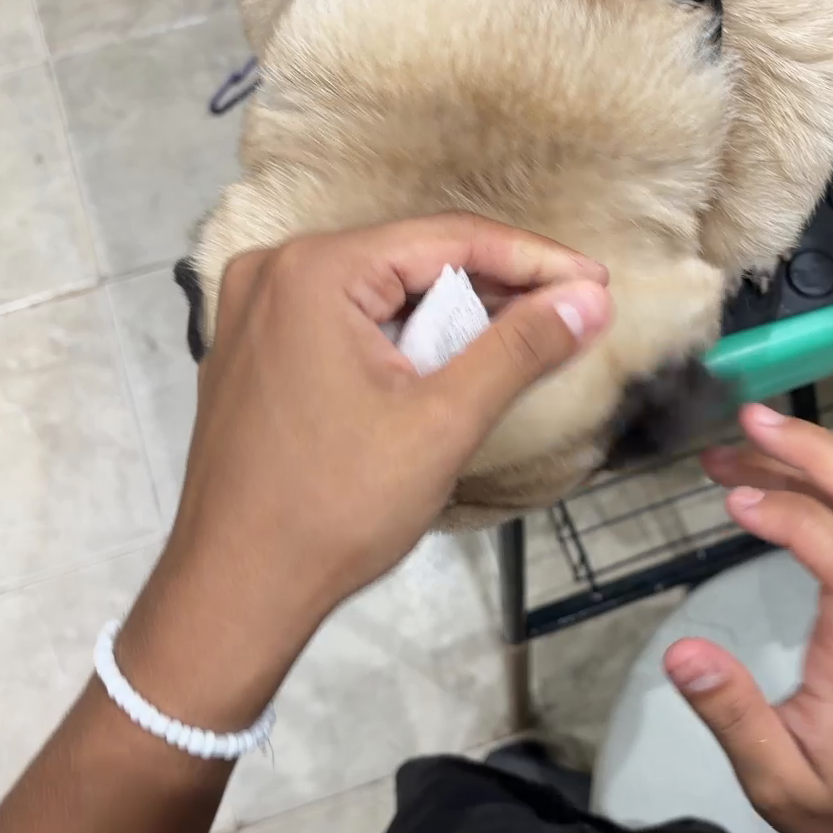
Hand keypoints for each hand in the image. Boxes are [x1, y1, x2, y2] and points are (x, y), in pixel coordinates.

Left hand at [119, 214, 611, 727]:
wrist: (237, 592)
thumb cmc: (337, 507)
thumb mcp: (443, 422)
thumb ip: (521, 349)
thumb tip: (591, 300)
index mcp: (315, 272)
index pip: (448, 239)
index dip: (533, 258)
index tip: (595, 282)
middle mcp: (277, 271)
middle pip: (414, 259)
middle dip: (498, 285)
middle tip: (570, 311)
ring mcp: (259, 311)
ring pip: (386, 290)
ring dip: (456, 312)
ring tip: (527, 334)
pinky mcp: (259, 350)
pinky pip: (353, 320)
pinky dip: (409, 335)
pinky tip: (453, 358)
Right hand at [665, 405, 832, 832]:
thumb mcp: (777, 781)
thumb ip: (732, 716)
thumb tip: (681, 651)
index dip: (795, 520)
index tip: (731, 501)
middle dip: (817, 452)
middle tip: (749, 422)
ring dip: (813, 459)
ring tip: (737, 446)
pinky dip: (822, 481)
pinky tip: (767, 479)